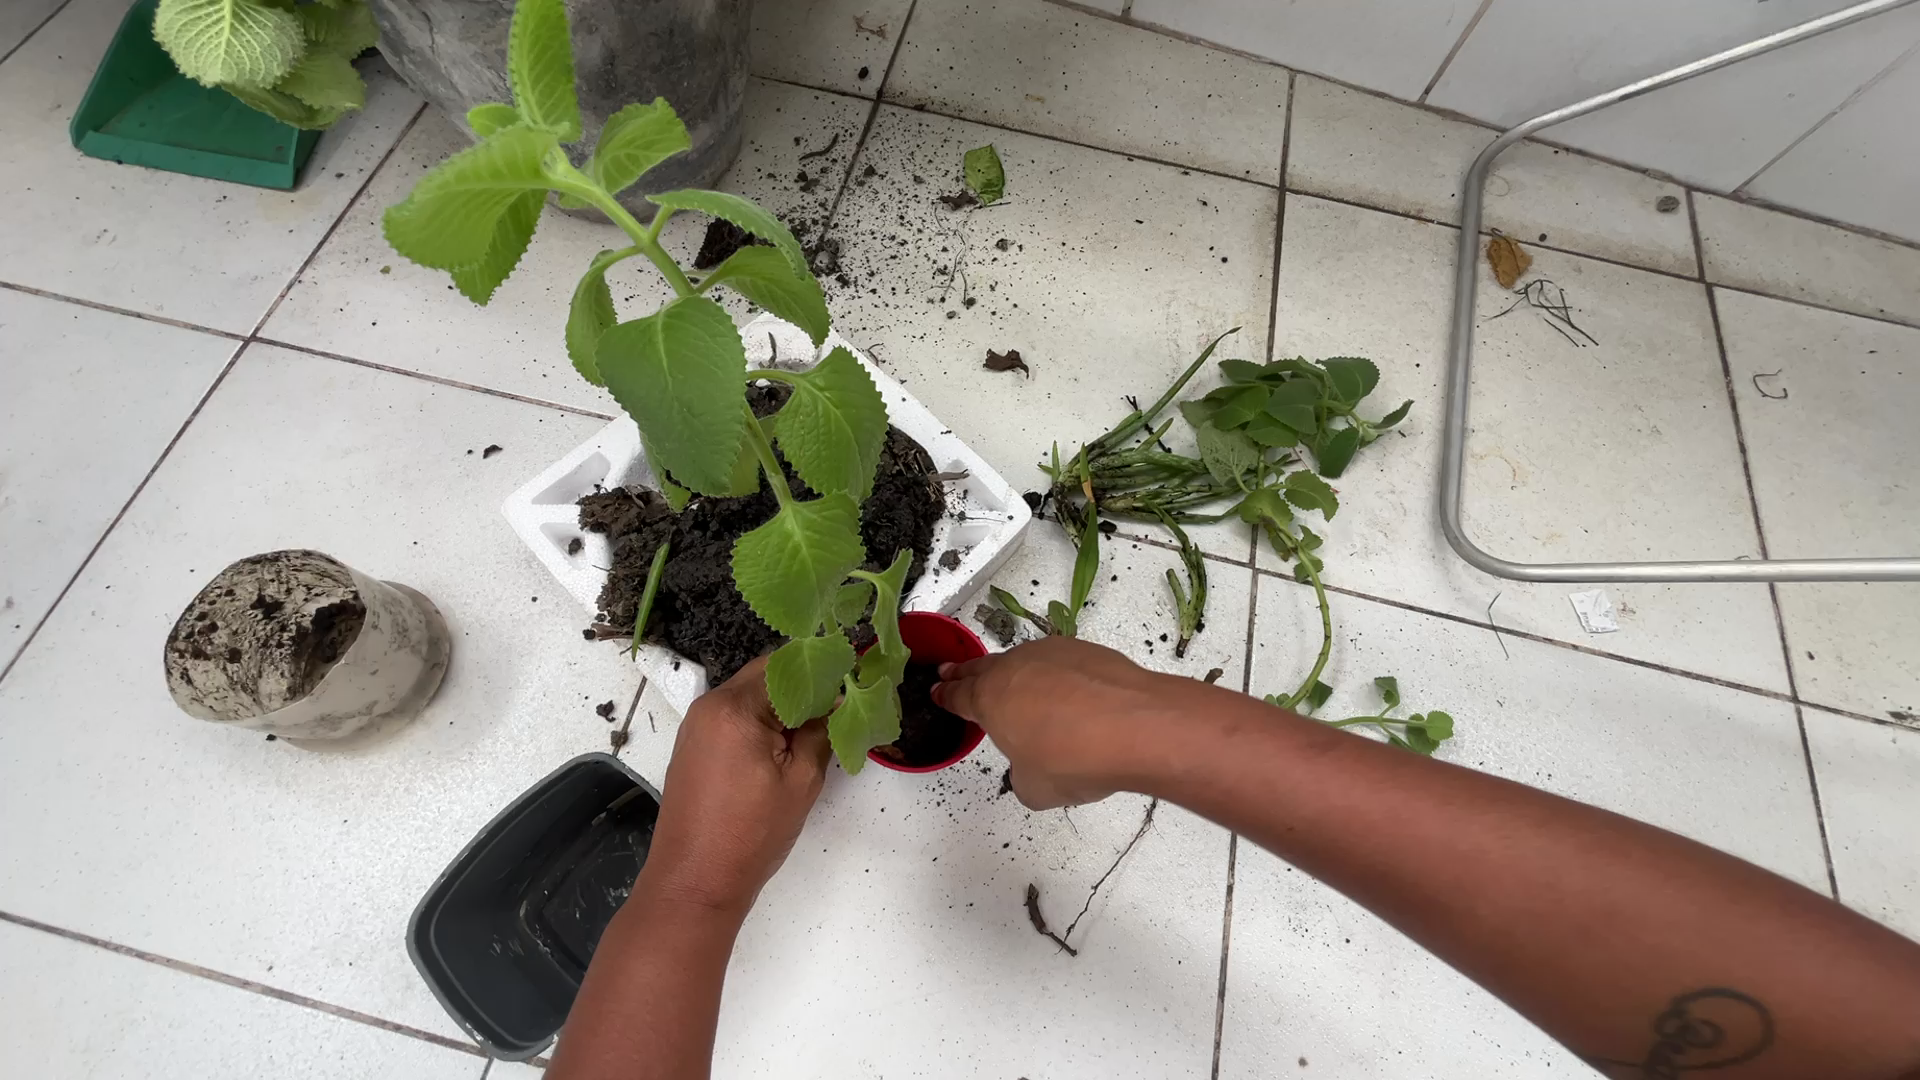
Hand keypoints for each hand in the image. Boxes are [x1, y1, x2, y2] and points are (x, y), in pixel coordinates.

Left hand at [636, 656, 830, 917]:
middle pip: (765, 675)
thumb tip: (836, 700)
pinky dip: (761, 720)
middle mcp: (710, 705)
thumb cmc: (751, 834)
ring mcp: (697, 725)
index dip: (821, 671)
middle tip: (837, 706)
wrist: (694, 883)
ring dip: (782, 704)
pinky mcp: (694, 744)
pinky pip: (735, 715)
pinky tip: (786, 743)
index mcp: (736, 708)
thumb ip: (822, 729)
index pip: (785, 665)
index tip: (850, 685)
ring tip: (816, 727)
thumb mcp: (802, 779)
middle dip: (803, 686)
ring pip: (751, 695)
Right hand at [932, 636, 1175, 809]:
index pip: (958, 696)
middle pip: (981, 669)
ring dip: (1012, 673)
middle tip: (952, 674)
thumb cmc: (1074, 760)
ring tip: (1014, 686)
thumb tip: (1032, 767)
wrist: (1135, 726)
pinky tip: (1067, 692)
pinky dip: (1055, 674)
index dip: (946, 696)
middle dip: (964, 674)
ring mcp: (1049, 654)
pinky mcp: (1084, 650)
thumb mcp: (1035, 789)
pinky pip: (1057, 662)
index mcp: (990, 699)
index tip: (937, 692)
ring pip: (1021, 661)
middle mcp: (1014, 668)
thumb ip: (1022, 775)